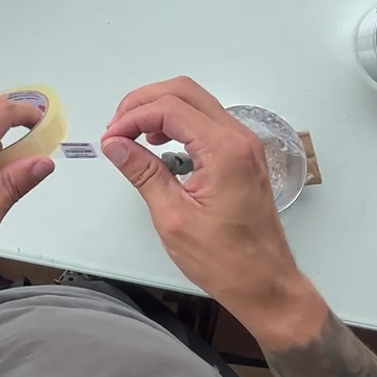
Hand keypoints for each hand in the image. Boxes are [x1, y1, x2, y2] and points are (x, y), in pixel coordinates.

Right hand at [101, 77, 323, 340]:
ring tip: (131, 135)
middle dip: (144, 103)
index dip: (132, 118)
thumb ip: (143, 172)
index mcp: (224, 151)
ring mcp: (244, 144)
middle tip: (117, 128)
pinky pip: (205, 120)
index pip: (169, 109)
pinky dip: (177, 121)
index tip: (109, 139)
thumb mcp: (173, 217)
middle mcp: (239, 137)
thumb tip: (113, 143)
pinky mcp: (242, 154)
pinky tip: (158, 143)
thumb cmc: (224, 259)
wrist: (267, 285)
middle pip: (184, 91)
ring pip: (195, 101)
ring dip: (159, 109)